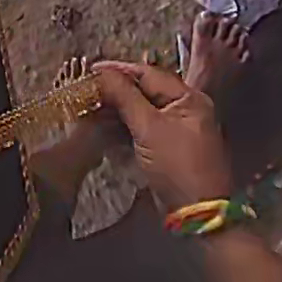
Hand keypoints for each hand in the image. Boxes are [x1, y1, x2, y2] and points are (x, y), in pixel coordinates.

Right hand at [93, 61, 234, 210]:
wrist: (196, 212)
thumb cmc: (176, 165)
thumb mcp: (149, 127)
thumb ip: (125, 96)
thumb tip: (102, 73)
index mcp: (188, 98)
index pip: (148, 74)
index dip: (118, 70)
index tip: (89, 69)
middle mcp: (184, 109)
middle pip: (144, 89)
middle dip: (114, 88)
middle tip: (85, 88)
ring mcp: (175, 128)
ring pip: (139, 108)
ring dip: (114, 106)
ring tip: (88, 105)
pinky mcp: (165, 145)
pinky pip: (140, 125)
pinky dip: (121, 122)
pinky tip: (101, 123)